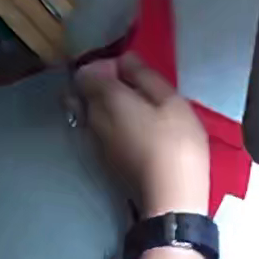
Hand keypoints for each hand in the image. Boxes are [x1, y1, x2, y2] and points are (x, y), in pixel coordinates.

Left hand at [74, 55, 209, 217]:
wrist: (170, 198)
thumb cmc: (176, 145)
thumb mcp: (172, 103)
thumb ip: (146, 76)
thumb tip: (126, 59)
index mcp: (105, 96)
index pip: (88, 69)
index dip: (107, 66)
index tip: (132, 73)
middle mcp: (91, 116)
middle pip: (82, 92)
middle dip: (100, 87)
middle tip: (130, 92)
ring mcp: (95, 141)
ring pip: (88, 114)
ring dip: (105, 109)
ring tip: (132, 114)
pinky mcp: (104, 162)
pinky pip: (98, 134)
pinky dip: (110, 128)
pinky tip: (133, 135)